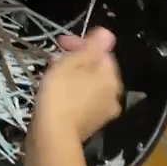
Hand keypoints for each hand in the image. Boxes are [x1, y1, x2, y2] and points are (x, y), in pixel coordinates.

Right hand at [31, 28, 122, 143]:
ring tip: (52, 73)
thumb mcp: (72, 63)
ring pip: (90, 85)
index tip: (60, 42)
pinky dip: (73, 91)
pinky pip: (85, 99)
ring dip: (74, 75)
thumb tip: (108, 33)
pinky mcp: (91, 122)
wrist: (54, 132)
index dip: (82, 43)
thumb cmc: (60, 92)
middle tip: (54, 57)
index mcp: (110, 78)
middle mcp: (114, 95)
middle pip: (97, 69)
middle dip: (76, 60)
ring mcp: (104, 112)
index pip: (102, 52)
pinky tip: (57, 91)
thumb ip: (91, 48)